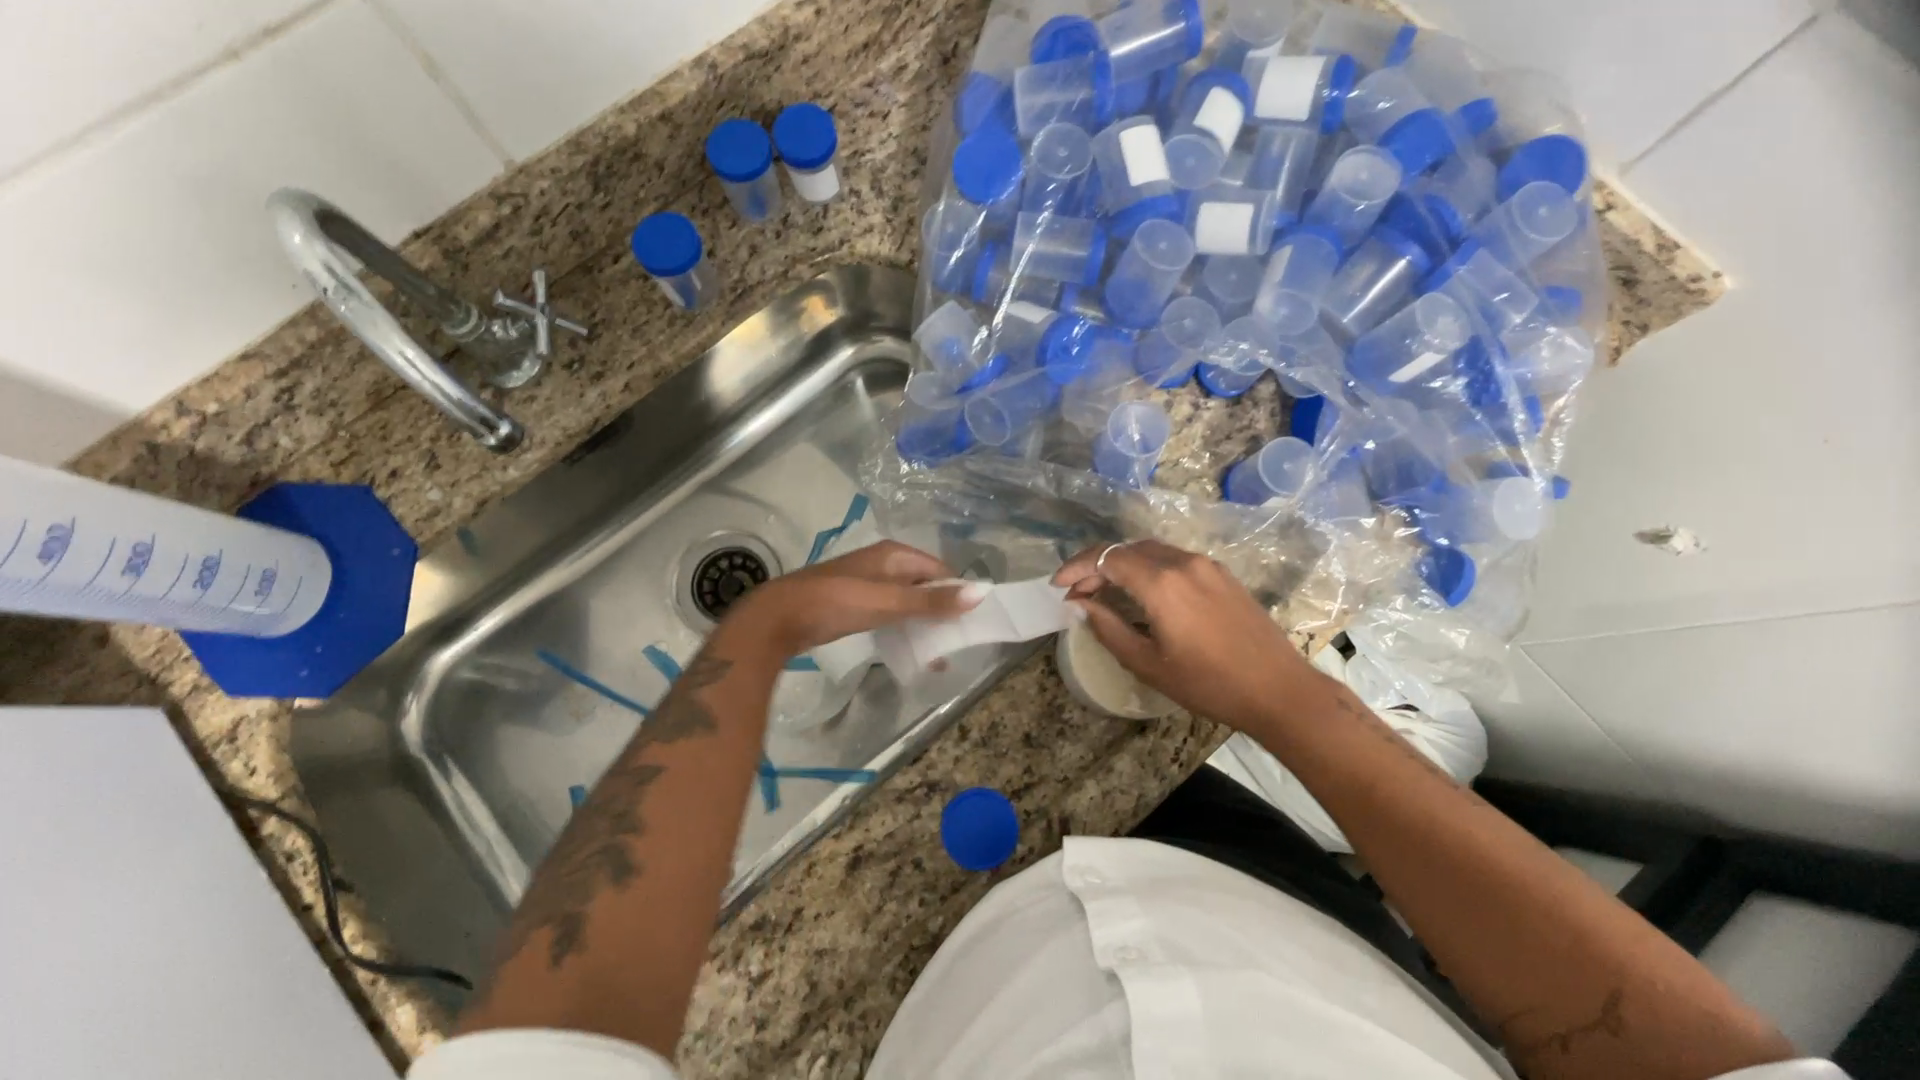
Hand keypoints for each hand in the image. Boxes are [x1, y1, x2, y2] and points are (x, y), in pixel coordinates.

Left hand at [724, 540, 981, 658]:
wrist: (780, 618)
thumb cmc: (836, 603)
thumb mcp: (888, 602)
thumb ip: (932, 601)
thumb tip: (980, 593)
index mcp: (894, 555)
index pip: (940, 570)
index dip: (958, 592)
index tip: (974, 622)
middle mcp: (884, 564)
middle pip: (925, 585)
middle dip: (942, 610)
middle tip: (959, 642)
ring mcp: (868, 584)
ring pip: (907, 601)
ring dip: (923, 623)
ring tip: (939, 652)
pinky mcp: (855, 604)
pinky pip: (890, 613)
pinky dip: (903, 628)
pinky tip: (911, 649)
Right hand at [1053, 539, 1324, 732]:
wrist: (1279, 690)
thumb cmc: (1209, 684)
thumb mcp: (1148, 663)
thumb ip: (1108, 628)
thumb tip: (1080, 605)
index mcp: (1162, 582)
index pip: (1107, 558)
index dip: (1077, 567)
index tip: (1058, 586)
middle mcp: (1184, 562)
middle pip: (1128, 550)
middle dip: (1097, 566)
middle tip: (1077, 593)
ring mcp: (1207, 566)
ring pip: (1152, 552)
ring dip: (1123, 566)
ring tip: (1104, 592)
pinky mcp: (1223, 575)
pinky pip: (1175, 560)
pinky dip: (1148, 569)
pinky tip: (1142, 593)